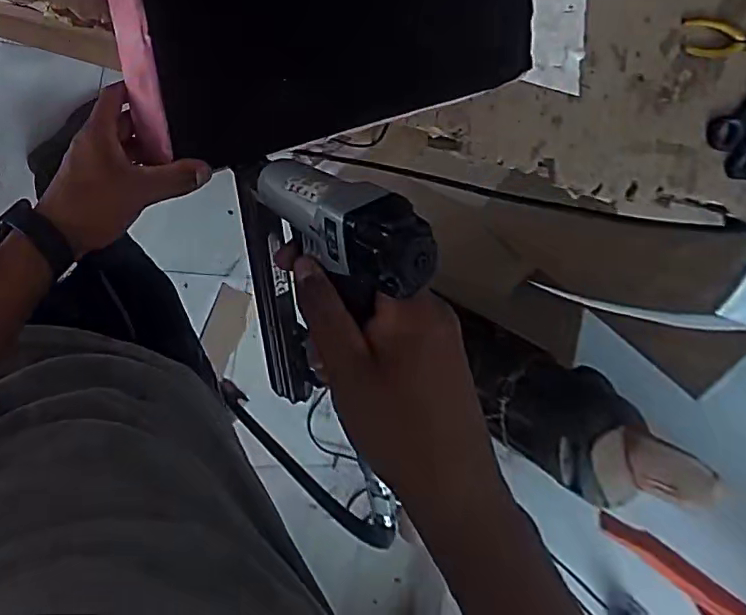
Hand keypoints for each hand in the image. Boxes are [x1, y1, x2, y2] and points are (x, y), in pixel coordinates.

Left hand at [36, 82, 211, 253]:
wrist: (57, 238)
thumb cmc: (88, 207)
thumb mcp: (140, 190)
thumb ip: (174, 178)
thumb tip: (200, 170)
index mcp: (98, 132)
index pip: (115, 94)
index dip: (136, 88)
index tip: (158, 90)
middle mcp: (91, 141)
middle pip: (122, 119)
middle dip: (148, 123)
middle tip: (173, 127)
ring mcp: (89, 159)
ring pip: (120, 142)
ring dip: (142, 146)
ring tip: (169, 154)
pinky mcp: (89, 177)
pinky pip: (115, 160)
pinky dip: (133, 163)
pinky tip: (151, 176)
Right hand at [283, 245, 505, 511]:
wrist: (456, 494)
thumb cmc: (397, 428)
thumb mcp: (346, 367)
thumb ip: (323, 310)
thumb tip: (306, 262)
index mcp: (412, 302)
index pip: (361, 253)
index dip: (321, 252)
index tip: (288, 262)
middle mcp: (432, 309)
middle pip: (368, 285)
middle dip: (333, 306)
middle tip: (313, 344)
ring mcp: (441, 334)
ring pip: (379, 313)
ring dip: (348, 332)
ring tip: (332, 372)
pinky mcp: (442, 358)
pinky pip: (396, 334)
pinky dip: (370, 347)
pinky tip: (356, 381)